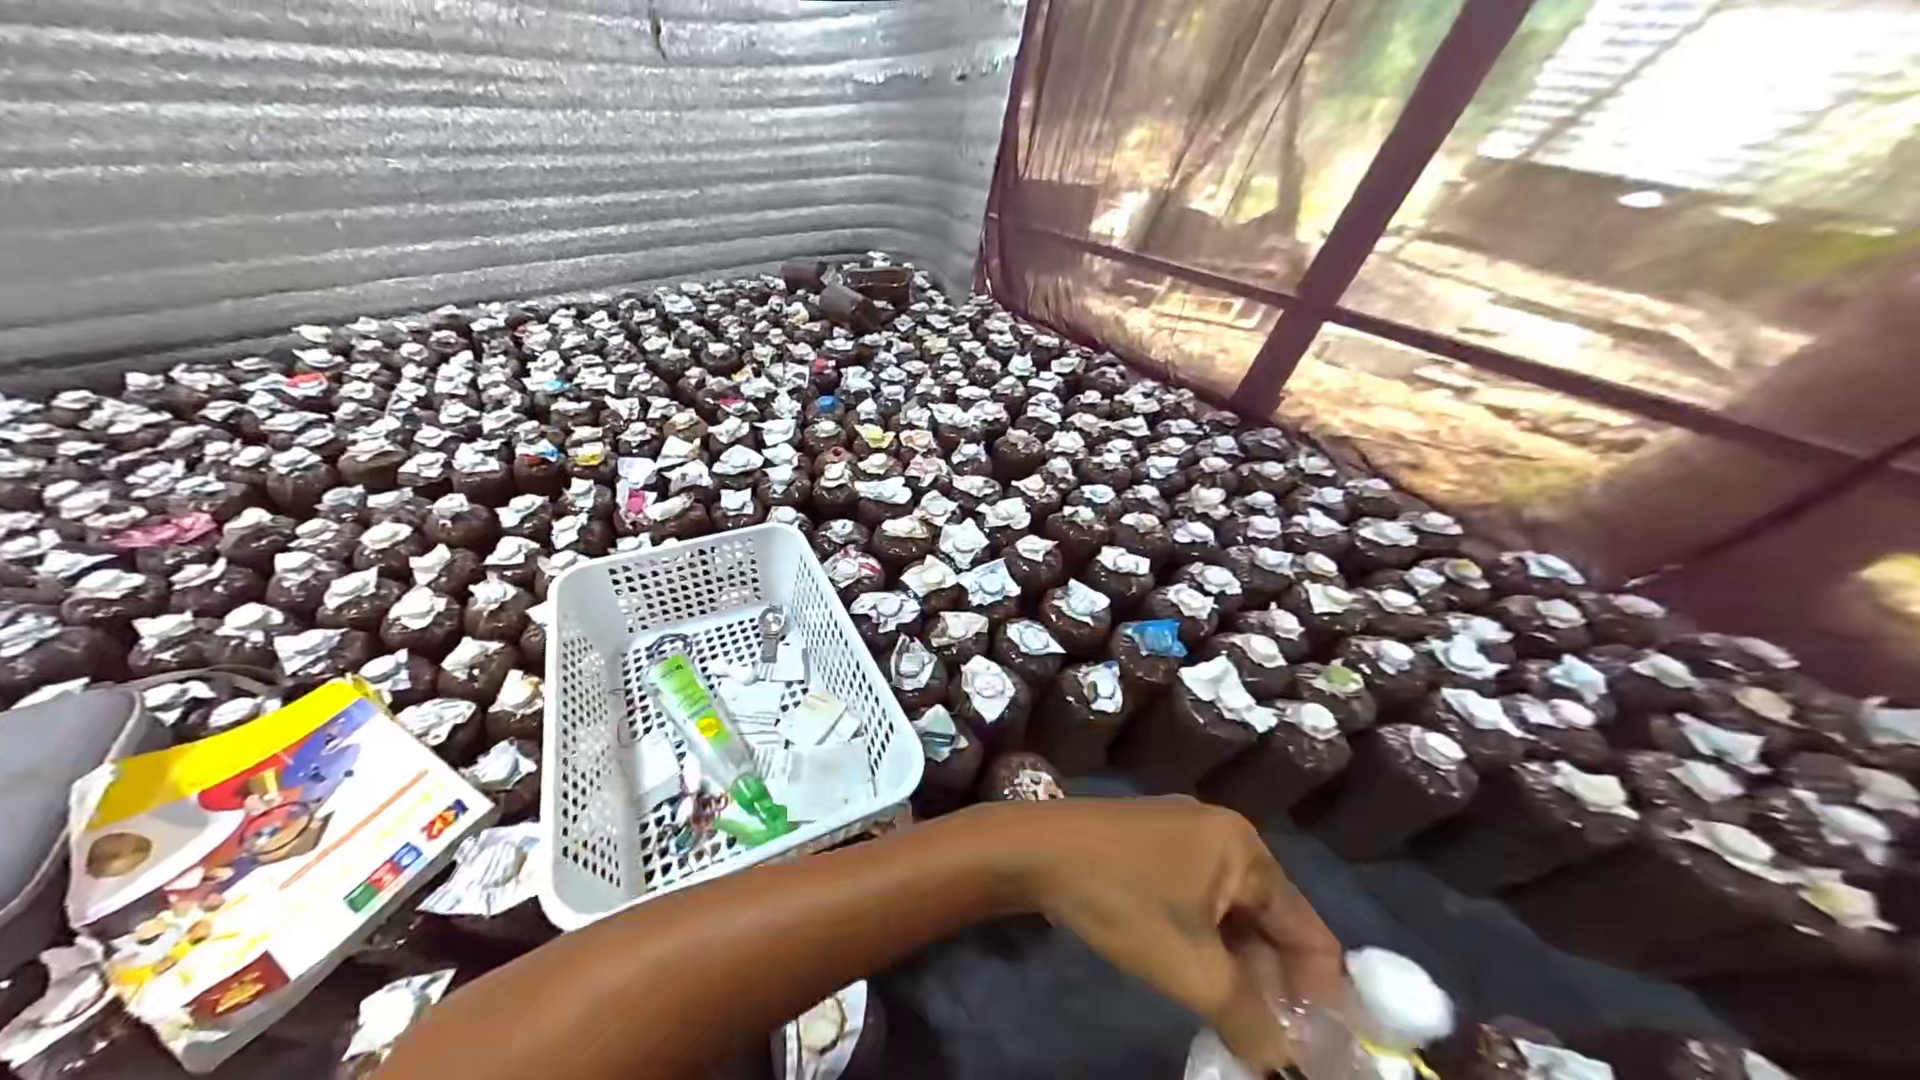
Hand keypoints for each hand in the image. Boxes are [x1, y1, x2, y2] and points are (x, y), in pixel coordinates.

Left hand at [965, 797, 1345, 1070]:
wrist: (1035, 850)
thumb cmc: (1120, 900)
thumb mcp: (1190, 969)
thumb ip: (1250, 1020)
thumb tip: (1286, 1064)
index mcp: (1244, 848)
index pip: (1306, 929)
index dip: (1317, 993)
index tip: (1316, 1046)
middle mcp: (1220, 831)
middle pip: (1267, 917)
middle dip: (1271, 981)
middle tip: (1268, 1038)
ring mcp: (1181, 831)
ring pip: (1228, 908)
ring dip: (1235, 962)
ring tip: (1232, 1015)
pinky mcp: (1151, 839)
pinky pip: (1196, 893)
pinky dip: (1203, 935)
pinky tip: (1193, 971)